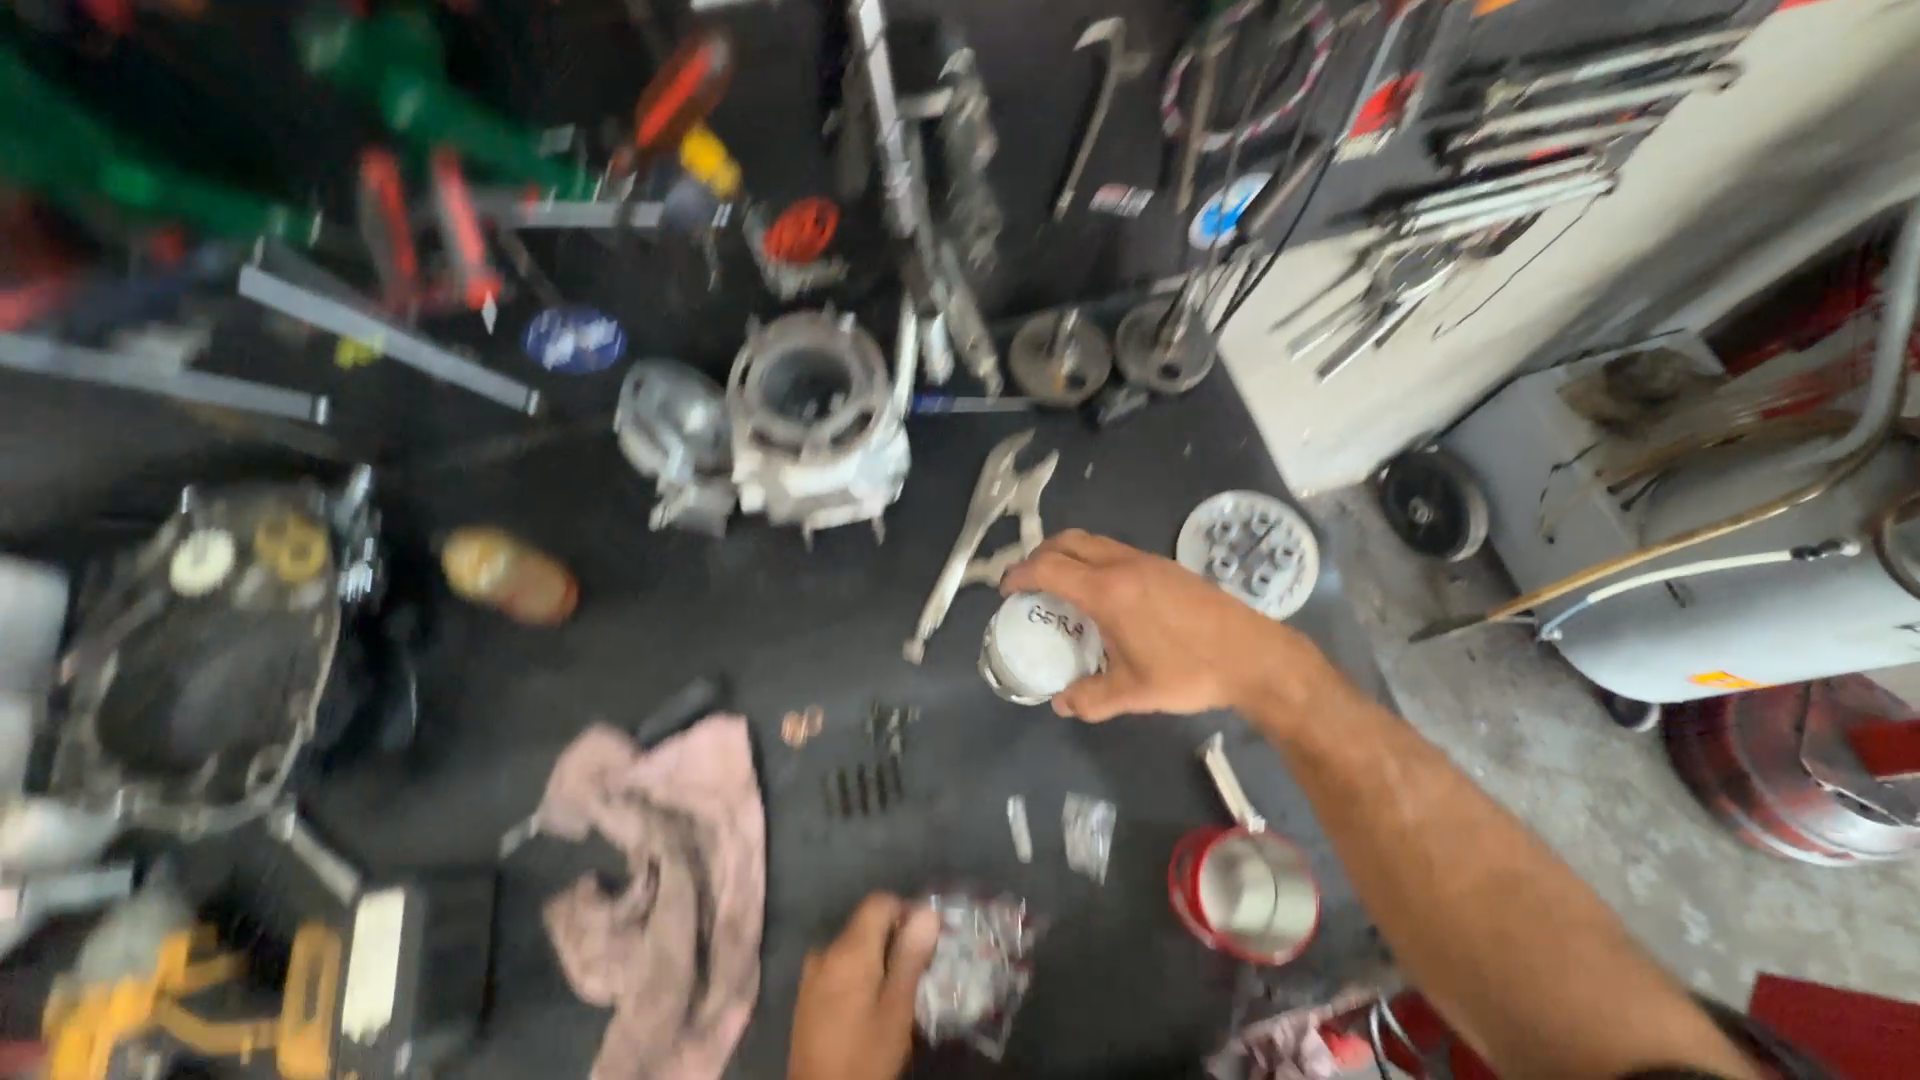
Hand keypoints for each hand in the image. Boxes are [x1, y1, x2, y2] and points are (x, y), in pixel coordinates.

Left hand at [788, 893, 941, 1079]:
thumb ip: (911, 956)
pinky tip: (870, 1005)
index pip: (879, 902)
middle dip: (894, 938)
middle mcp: (825, 951)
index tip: (926, 941)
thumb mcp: (898, 1008)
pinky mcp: (807, 996)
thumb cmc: (866, 1054)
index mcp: (849, 949)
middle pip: (866, 924)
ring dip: (877, 958)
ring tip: (896, 991)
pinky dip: (858, 974)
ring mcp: (812, 974)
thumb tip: (928, 911)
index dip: (906, 912)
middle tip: (917, 972)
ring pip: (852, 947)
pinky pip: (838, 967)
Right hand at [999, 529, 1335, 723]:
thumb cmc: (1188, 672)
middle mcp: (1122, 565)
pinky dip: (1093, 561)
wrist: (1253, 656)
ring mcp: (1147, 560)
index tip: (1006, 590)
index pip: (1048, 569)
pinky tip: (1103, 595)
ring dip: (1068, 555)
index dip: (1019, 575)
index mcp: (1107, 591)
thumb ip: (1089, 698)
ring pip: (1094, 542)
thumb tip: (1061, 703)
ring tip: (1061, 586)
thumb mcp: (1132, 693)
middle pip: (1067, 541)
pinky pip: (1115, 551)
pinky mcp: (1166, 566)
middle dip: (1039, 555)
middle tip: (1029, 582)